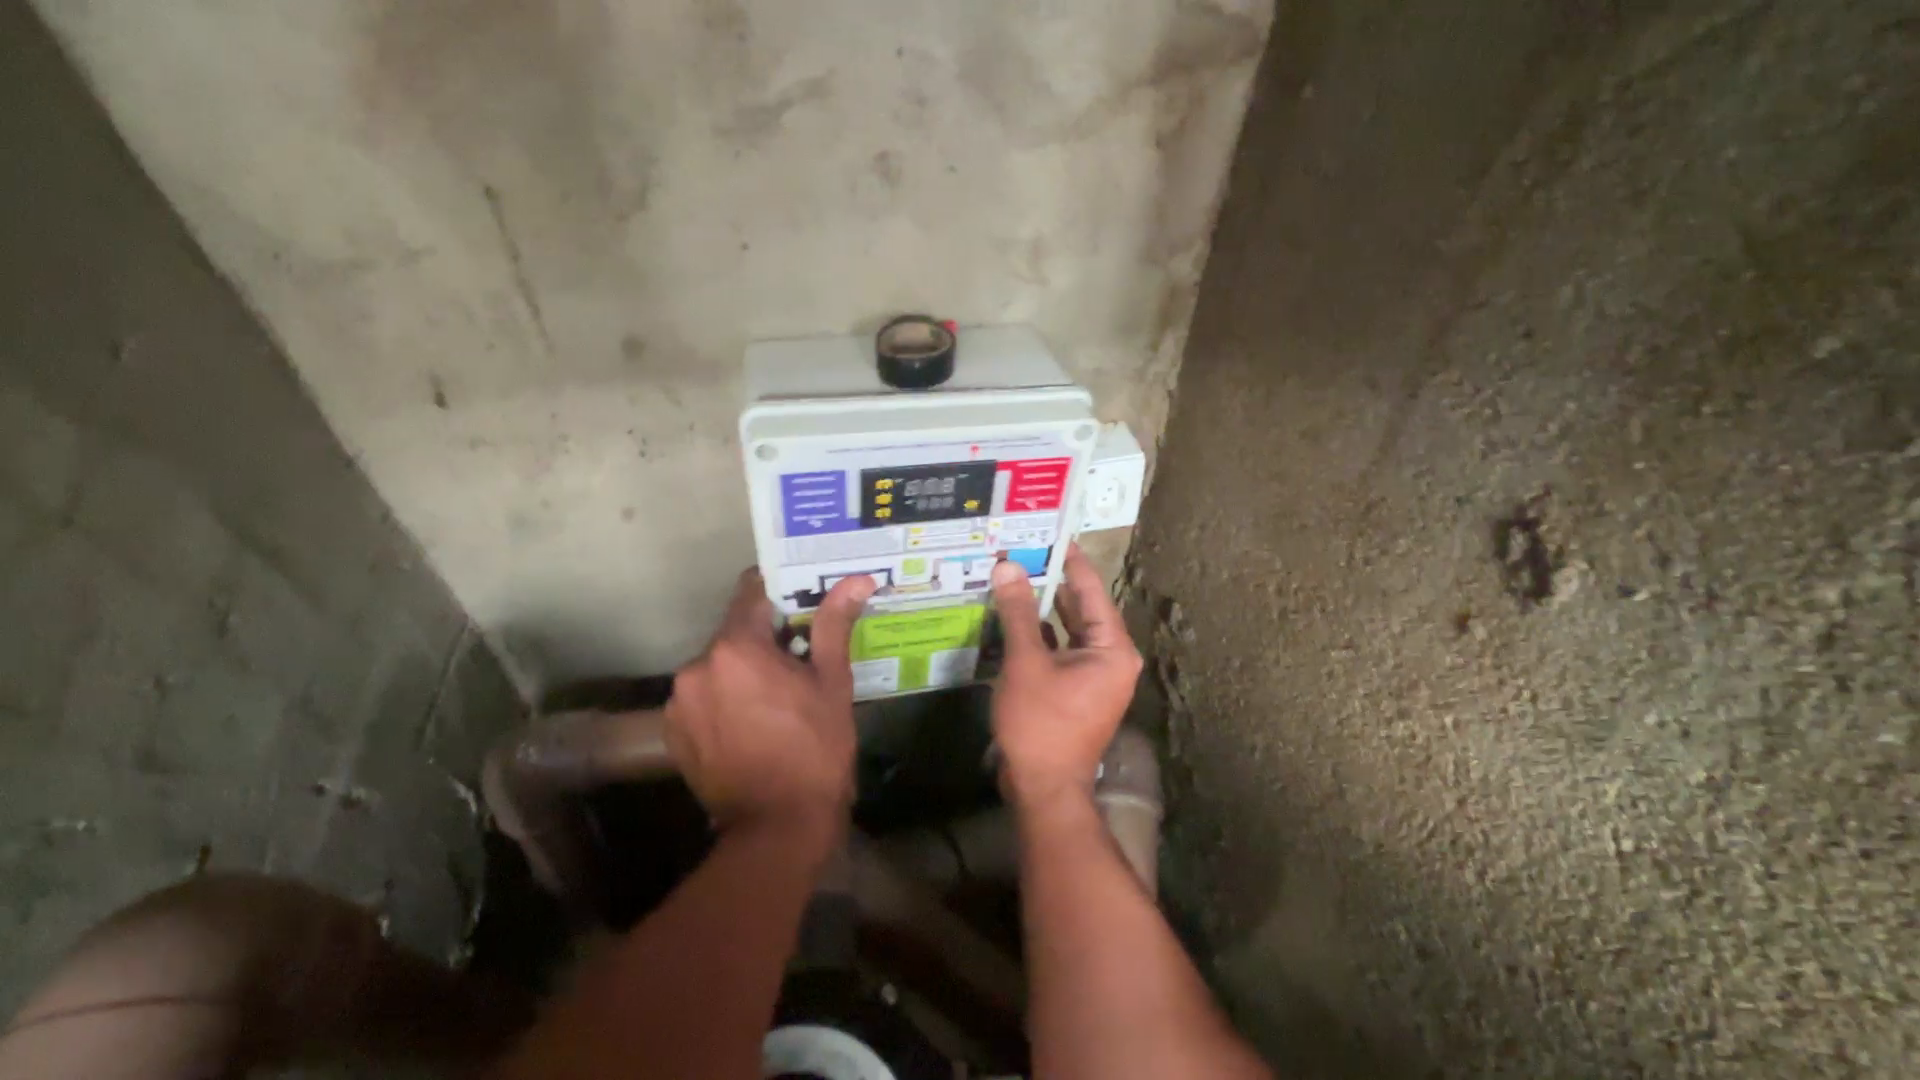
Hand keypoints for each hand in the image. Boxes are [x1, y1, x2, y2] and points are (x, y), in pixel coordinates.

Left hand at [665, 568, 875, 831]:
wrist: (778, 826)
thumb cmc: (815, 750)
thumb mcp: (832, 684)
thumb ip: (833, 626)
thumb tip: (857, 580)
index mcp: (736, 648)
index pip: (754, 595)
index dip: (781, 597)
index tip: (801, 609)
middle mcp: (696, 667)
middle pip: (734, 635)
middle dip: (764, 643)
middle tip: (798, 664)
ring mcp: (679, 703)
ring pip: (717, 669)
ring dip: (740, 675)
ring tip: (775, 702)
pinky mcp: (673, 733)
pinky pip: (701, 700)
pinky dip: (722, 703)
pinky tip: (750, 727)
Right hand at [989, 545, 1143, 808]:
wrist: (1044, 788)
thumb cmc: (1041, 724)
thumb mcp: (1026, 662)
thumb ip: (1019, 612)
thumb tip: (1009, 567)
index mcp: (1112, 647)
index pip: (1091, 589)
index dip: (1069, 559)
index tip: (1049, 531)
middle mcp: (1111, 657)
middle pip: (1081, 608)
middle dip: (1051, 582)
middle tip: (1022, 550)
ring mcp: (1095, 676)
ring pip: (1068, 630)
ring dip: (1042, 609)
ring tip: (1013, 576)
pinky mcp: (1076, 690)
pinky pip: (1060, 651)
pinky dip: (1039, 635)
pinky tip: (1012, 618)